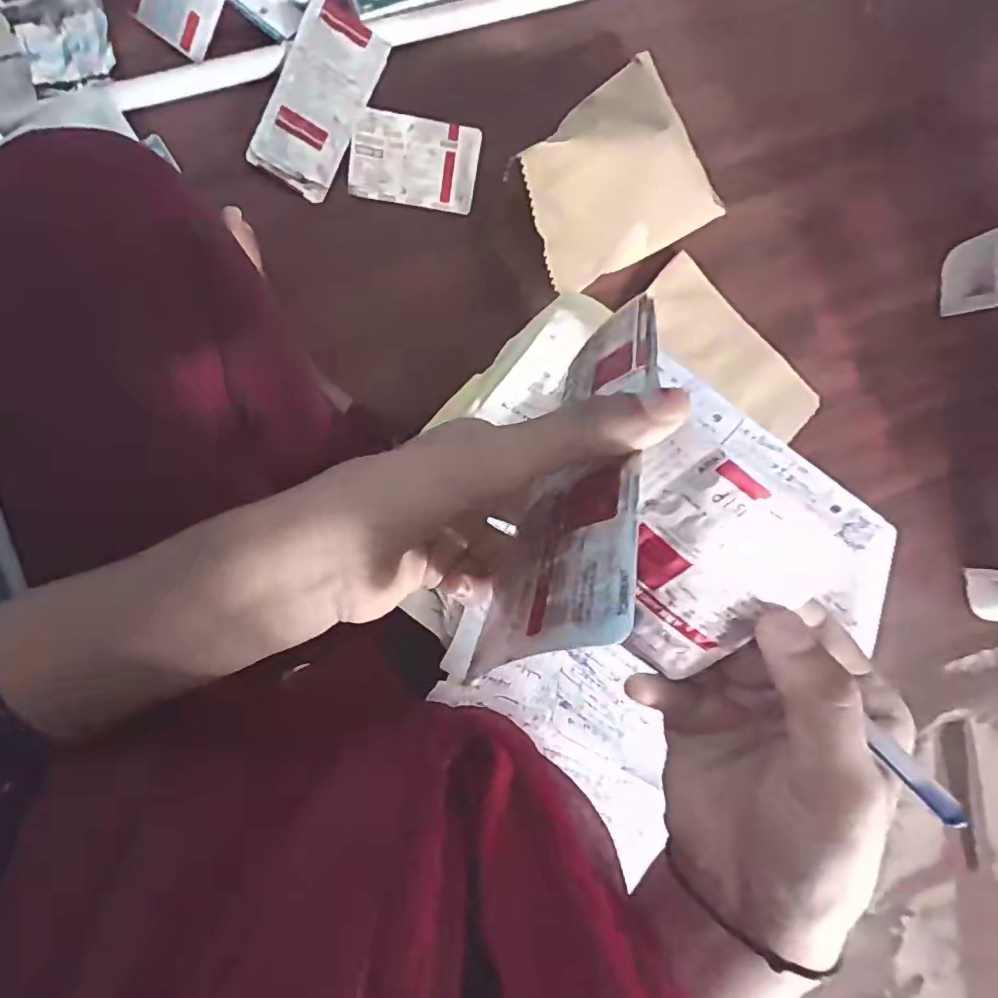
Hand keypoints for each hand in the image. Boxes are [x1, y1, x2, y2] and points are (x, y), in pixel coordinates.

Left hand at [316, 389, 689, 625]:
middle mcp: (466, 476)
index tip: (652, 489)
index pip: (557, 444)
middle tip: (627, 551)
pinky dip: (487, 584)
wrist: (325, 560)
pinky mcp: (426, 563)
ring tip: (579, 586)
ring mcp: (444, 521)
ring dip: (532, 561)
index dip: (602, 460)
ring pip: (506, 540)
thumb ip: (577, 436)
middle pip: (534, 496)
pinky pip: (473, 572)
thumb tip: (673, 402)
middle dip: (572, 521)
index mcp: (482, 442)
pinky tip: (497, 596)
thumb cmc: (415, 496)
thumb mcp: (500, 462)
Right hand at [626, 609, 912, 971]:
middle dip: (720, 613)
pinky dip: (655, 682)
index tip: (735, 577)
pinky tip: (639, 689)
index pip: (817, 630)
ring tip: (649, 626)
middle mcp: (794, 687)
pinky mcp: (694, 717)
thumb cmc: (816, 846)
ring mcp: (740, 700)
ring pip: (708, 649)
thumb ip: (821, 699)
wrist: (743, 905)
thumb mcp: (840, 781)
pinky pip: (672, 685)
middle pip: (754, 630)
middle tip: (680, 592)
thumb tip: (777, 615)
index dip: (780, 602)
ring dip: (679, 639)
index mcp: (851, 696)